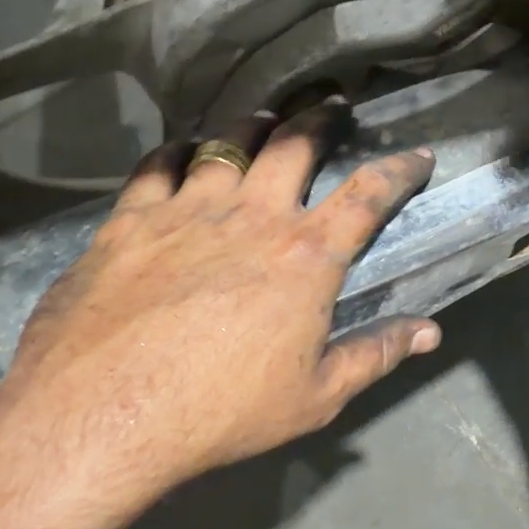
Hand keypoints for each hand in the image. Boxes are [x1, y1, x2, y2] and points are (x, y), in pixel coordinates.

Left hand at [0, 106, 440, 497]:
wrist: (98, 419)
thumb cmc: (219, 413)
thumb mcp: (315, 398)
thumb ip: (376, 355)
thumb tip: (431, 331)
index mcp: (305, 257)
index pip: (367, 196)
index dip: (399, 170)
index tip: (418, 154)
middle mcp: (252, 217)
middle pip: (294, 147)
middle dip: (320, 121)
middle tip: (331, 109)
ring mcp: (186, 212)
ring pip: (227, 144)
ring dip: (254, 126)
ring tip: (264, 118)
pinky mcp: (129, 221)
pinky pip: (159, 166)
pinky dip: (178, 151)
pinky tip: (183, 150)